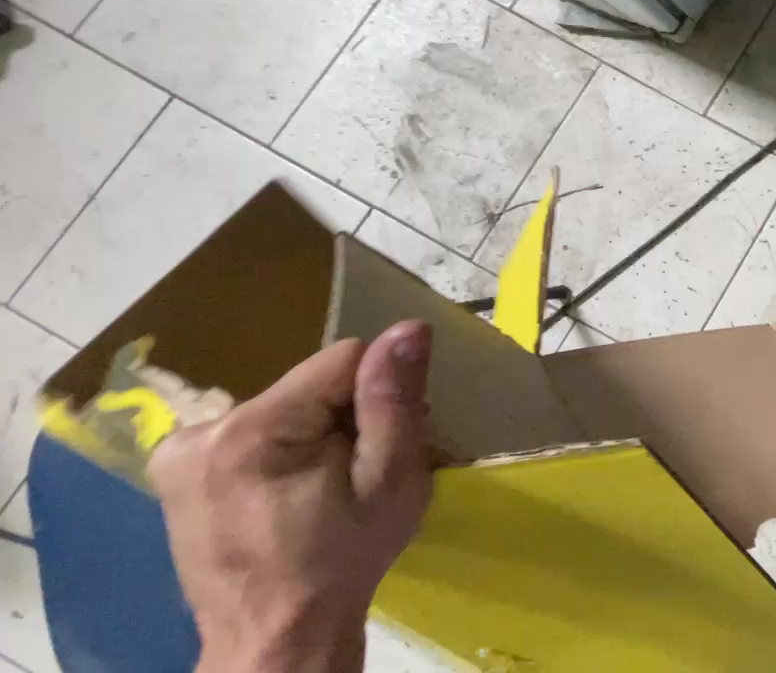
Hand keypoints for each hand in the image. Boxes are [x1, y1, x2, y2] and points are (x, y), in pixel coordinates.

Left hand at [149, 322, 435, 672]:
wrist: (277, 635)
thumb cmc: (344, 556)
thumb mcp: (391, 476)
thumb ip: (394, 398)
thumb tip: (409, 329)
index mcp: (252, 429)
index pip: (345, 359)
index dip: (378, 395)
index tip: (379, 445)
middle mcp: (201, 430)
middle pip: (313, 383)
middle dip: (349, 413)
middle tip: (359, 470)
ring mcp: (179, 452)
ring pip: (289, 403)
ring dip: (320, 430)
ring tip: (328, 484)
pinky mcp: (176, 470)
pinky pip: (258, 427)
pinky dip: (288, 446)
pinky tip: (294, 489)